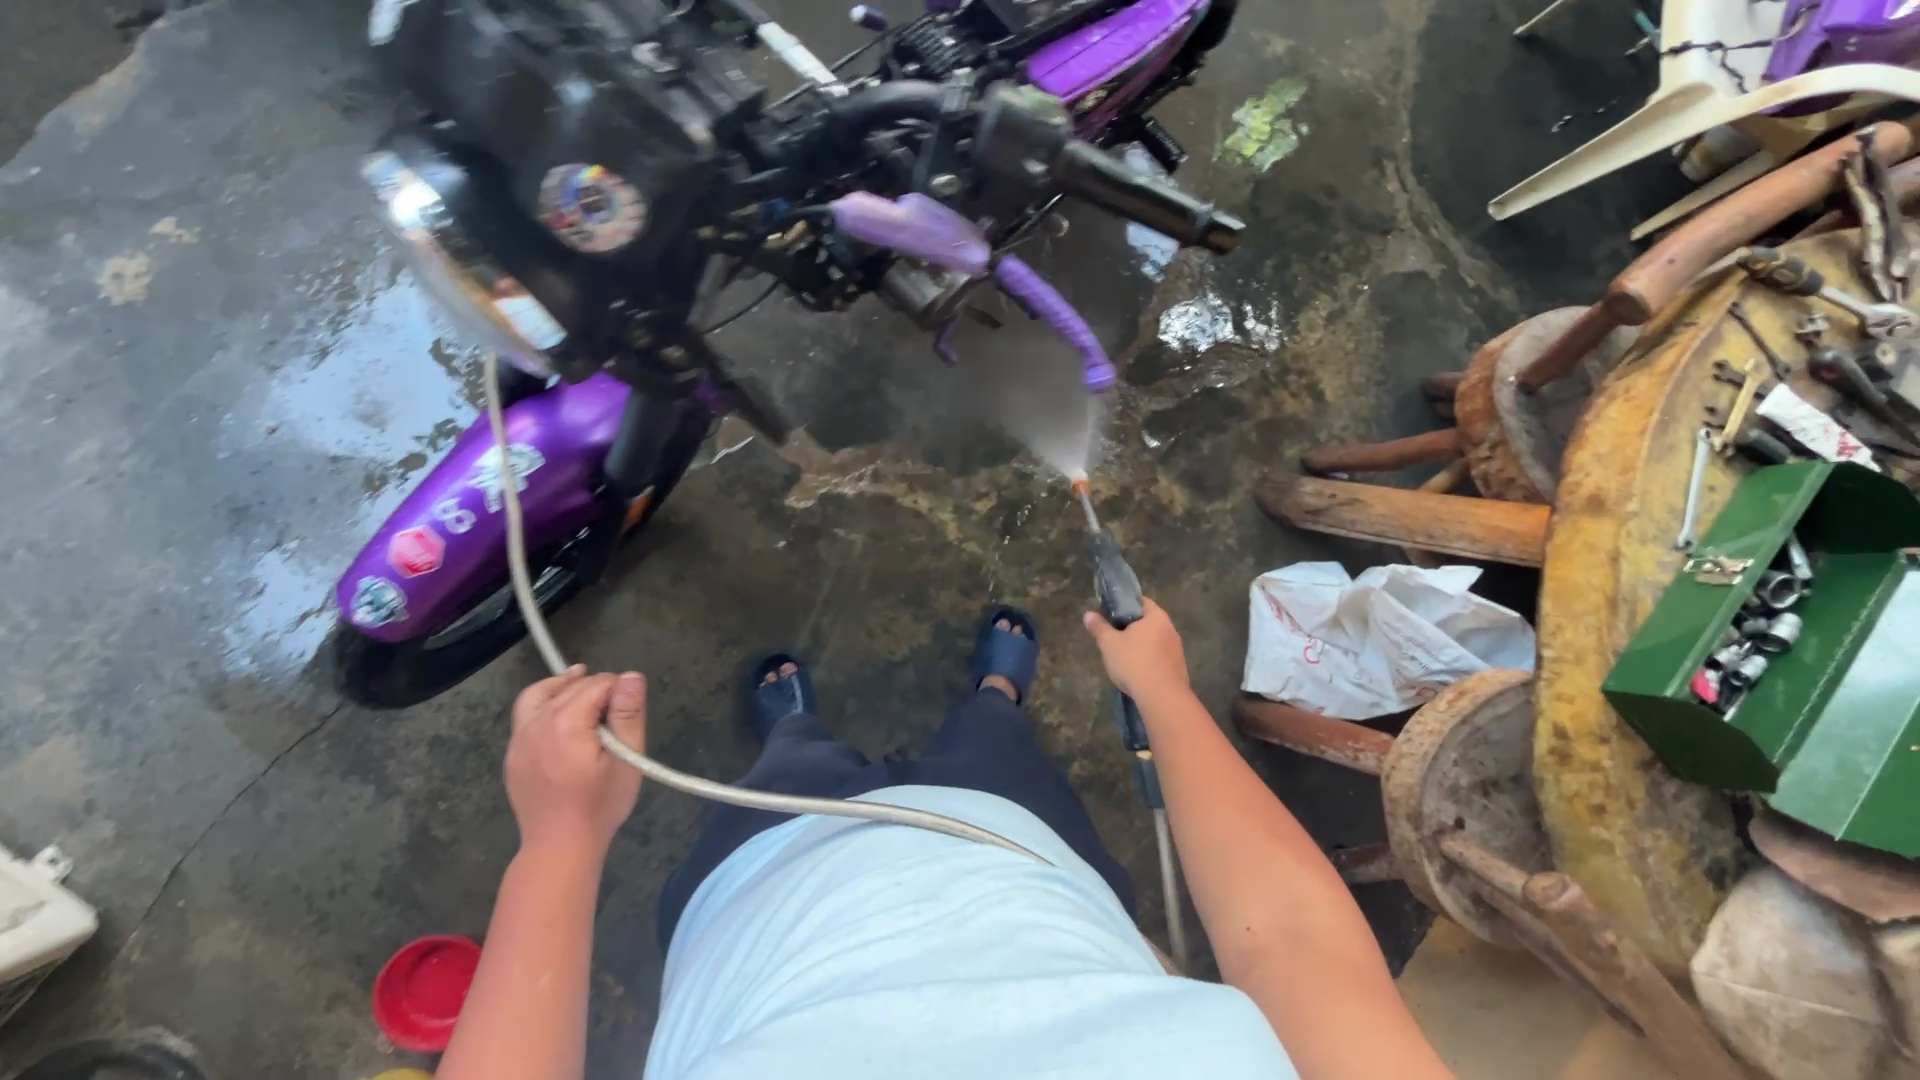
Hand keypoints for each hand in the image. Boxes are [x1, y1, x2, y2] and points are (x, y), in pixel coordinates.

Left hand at [506, 666, 646, 859]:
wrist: (559, 846)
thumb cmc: (600, 805)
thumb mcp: (627, 760)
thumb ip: (628, 714)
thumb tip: (631, 676)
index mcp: (566, 723)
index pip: (597, 684)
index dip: (619, 689)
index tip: (632, 709)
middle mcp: (536, 723)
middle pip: (570, 687)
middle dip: (595, 688)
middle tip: (618, 709)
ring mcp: (518, 739)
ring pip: (540, 695)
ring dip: (564, 687)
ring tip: (582, 682)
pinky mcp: (512, 754)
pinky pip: (526, 715)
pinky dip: (545, 704)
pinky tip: (561, 716)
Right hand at [1082, 598, 1190, 704]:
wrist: (1162, 697)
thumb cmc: (1134, 663)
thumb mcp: (1109, 644)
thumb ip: (1099, 628)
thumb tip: (1088, 614)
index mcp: (1156, 617)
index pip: (1142, 602)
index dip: (1125, 605)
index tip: (1111, 614)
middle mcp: (1170, 629)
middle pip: (1149, 622)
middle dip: (1132, 628)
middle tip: (1114, 636)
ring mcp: (1177, 650)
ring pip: (1155, 641)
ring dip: (1141, 646)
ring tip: (1124, 657)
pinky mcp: (1179, 668)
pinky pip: (1161, 658)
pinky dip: (1149, 661)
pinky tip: (1138, 673)